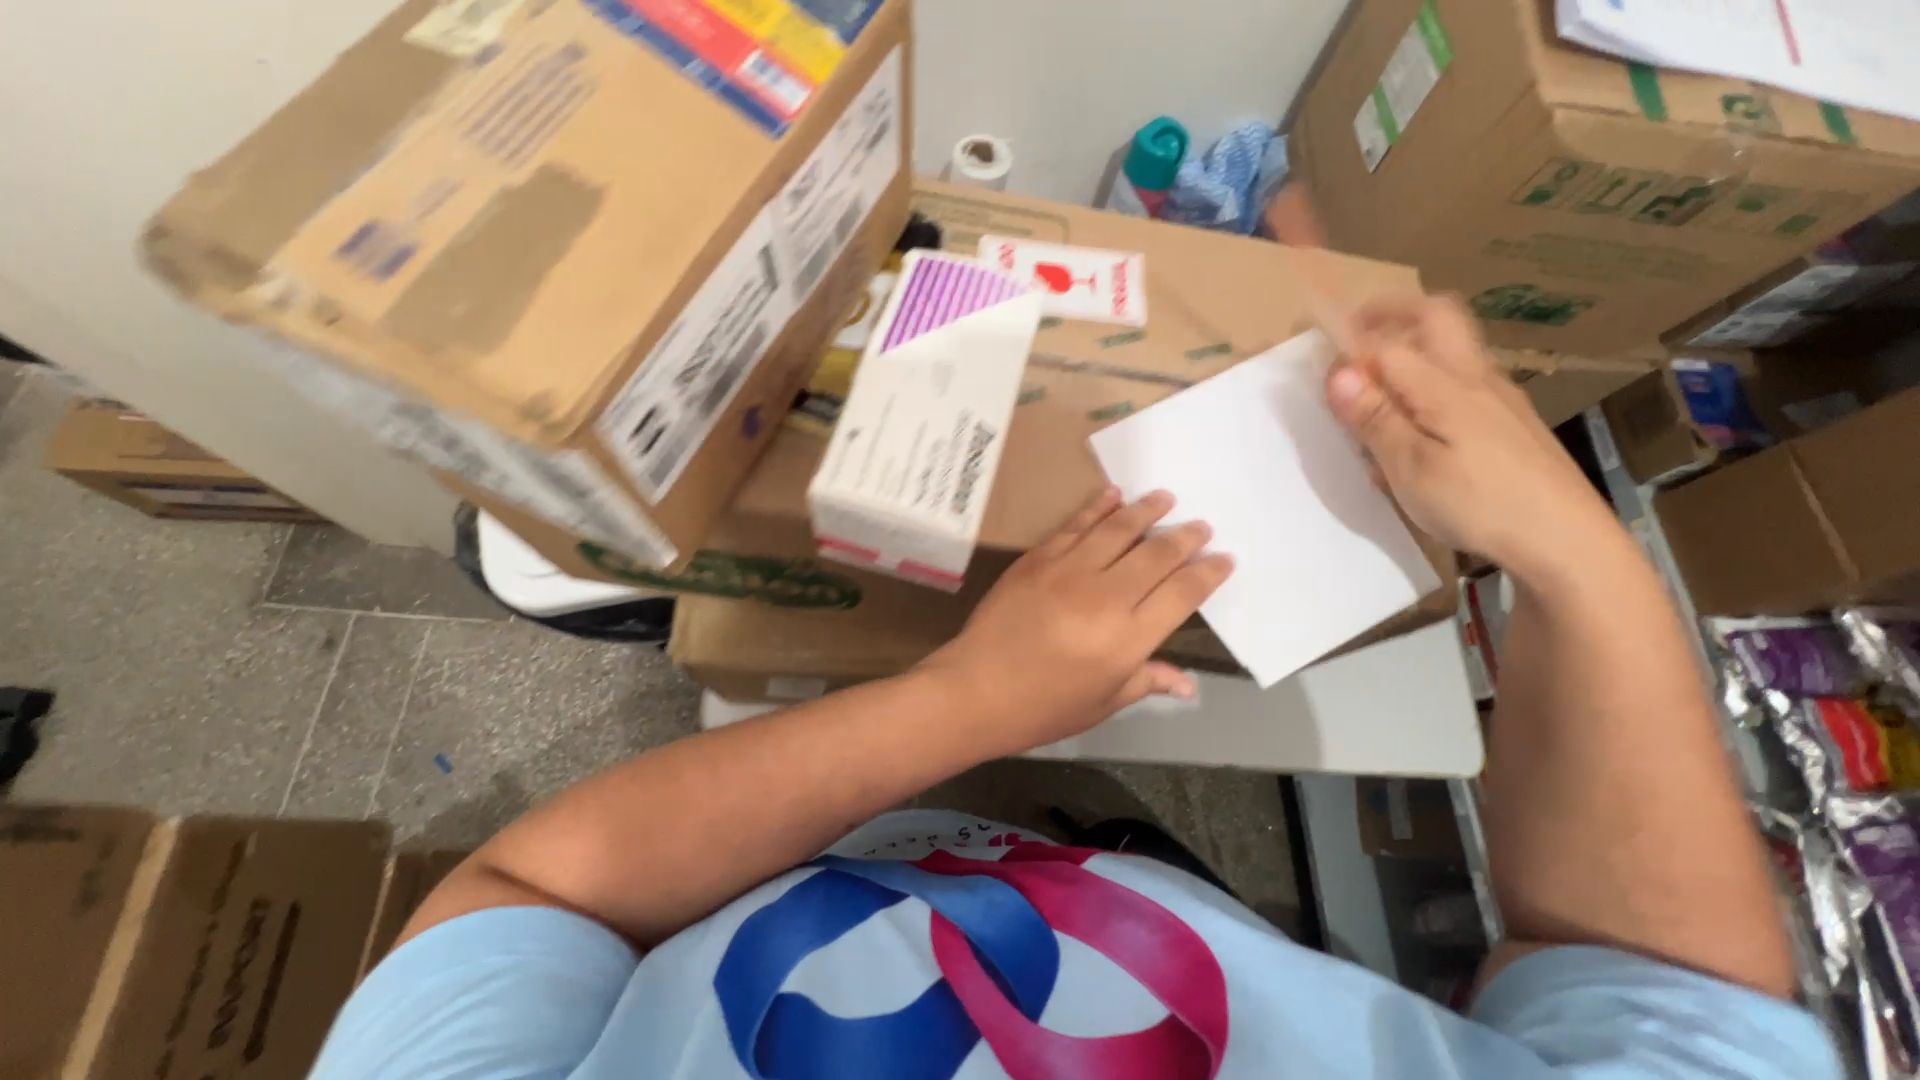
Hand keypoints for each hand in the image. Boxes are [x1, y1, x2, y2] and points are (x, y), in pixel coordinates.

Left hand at [920, 488, 1233, 756]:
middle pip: (1157, 555)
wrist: (975, 690)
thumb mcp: (1102, 703)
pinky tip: (1113, 495)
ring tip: (1166, 497)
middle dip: (1185, 538)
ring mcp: (1069, 572)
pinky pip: (1075, 525)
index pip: (1182, 594)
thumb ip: (1146, 680)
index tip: (1224, 559)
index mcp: (1128, 638)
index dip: (1208, 574)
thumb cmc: (1043, 707)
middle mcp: (1105, 596)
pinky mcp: (1038, 559)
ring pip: (1119, 530)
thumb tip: (1188, 684)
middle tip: (1201, 525)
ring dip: (1146, 510)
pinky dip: (1097, 507)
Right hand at [1324, 295, 1621, 584]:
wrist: (1566, 540)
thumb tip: (1338, 371)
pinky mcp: (1512, 424)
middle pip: (1436, 317)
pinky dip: (1433, 390)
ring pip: (1451, 352)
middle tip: (1357, 336)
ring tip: (1382, 395)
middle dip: (1392, 316)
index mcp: (1446, 384)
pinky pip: (1464, 386)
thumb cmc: (1479, 503)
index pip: (1387, 343)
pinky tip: (1421, 436)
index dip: (1351, 347)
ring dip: (1413, 353)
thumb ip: (1375, 418)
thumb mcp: (1411, 467)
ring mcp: (1500, 399)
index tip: (1323, 370)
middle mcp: (1476, 378)